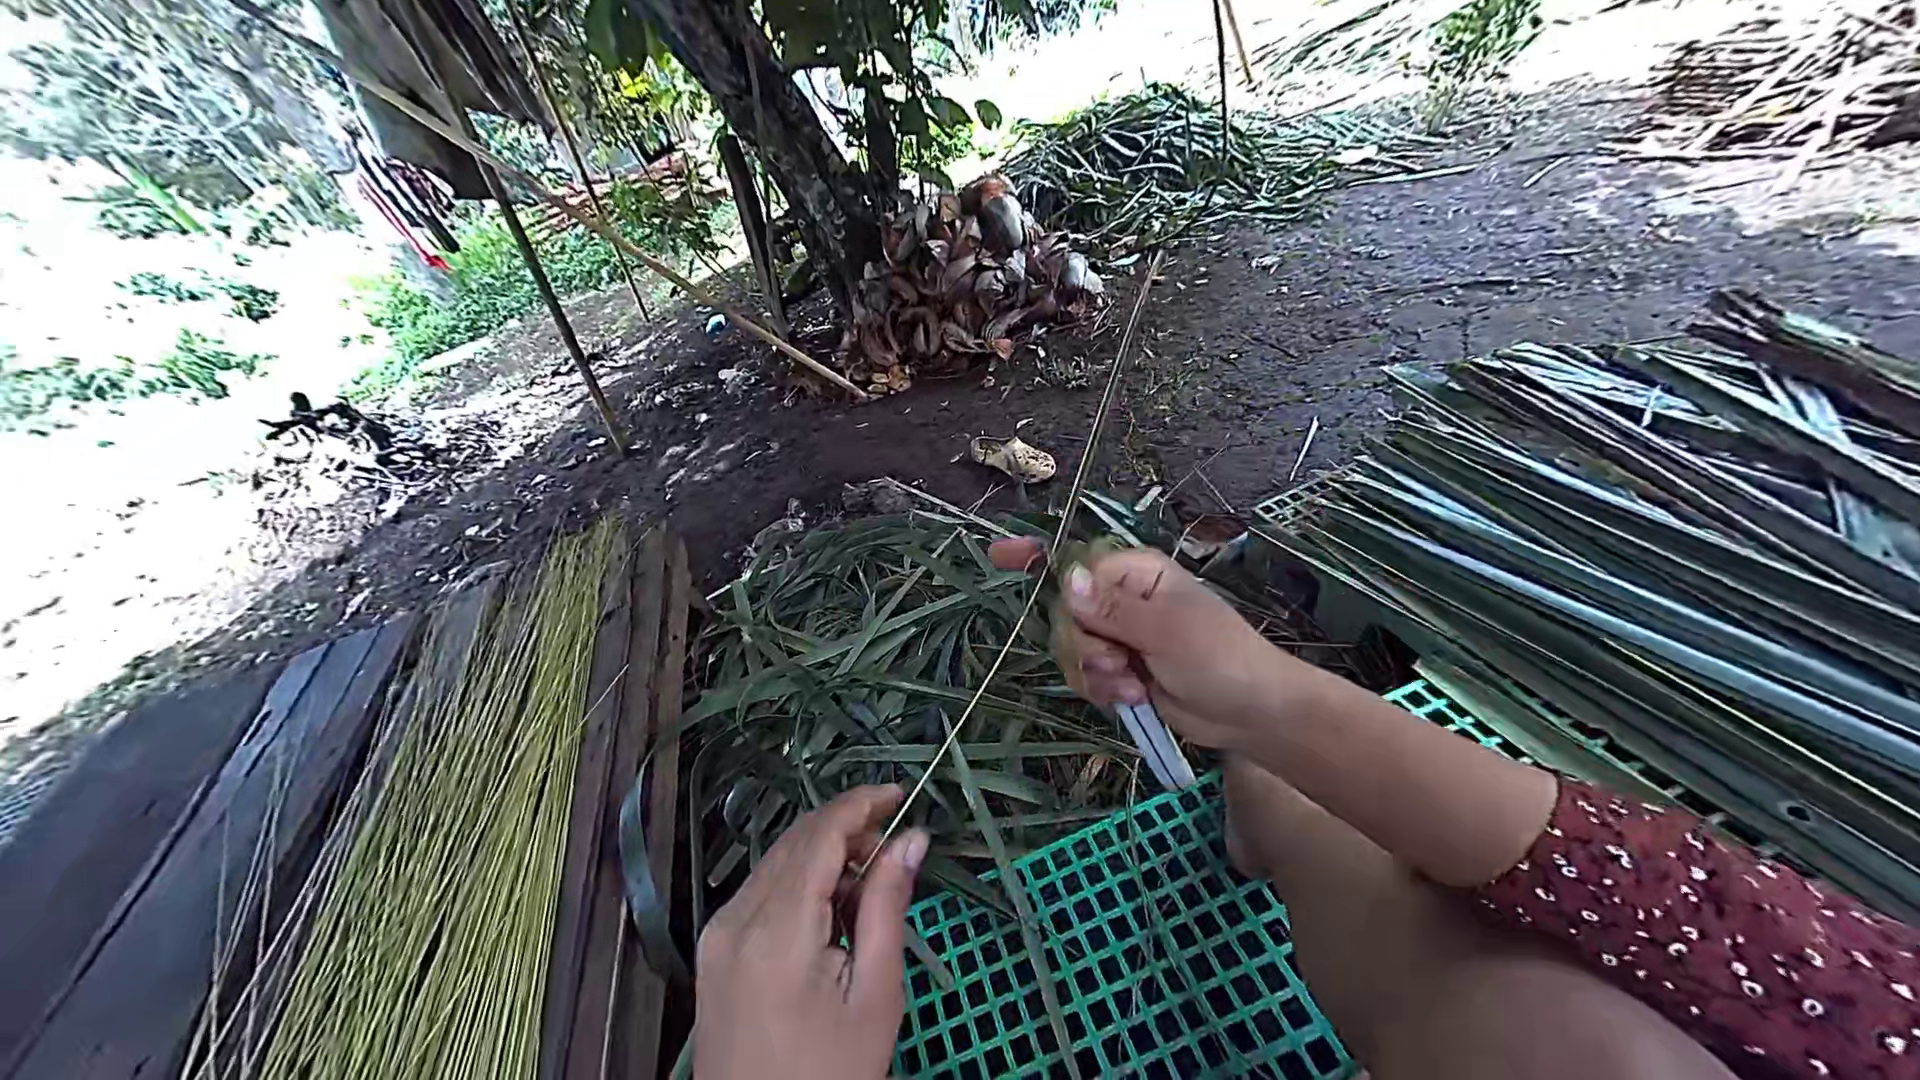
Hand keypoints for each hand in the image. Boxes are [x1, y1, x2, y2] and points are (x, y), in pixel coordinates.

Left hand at [693, 785, 928, 1079]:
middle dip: (849, 828)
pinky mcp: (715, 945)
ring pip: (781, 857)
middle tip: (892, 848)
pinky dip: (804, 878)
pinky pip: (765, 885)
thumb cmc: (830, 1075)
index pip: (819, 835)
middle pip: (798, 839)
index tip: (899, 795)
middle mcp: (736, 917)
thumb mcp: (875, 993)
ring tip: (867, 887)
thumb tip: (912, 837)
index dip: (861, 804)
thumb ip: (889, 904)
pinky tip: (831, 909)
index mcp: (775, 930)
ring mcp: (718, 930)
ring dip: (827, 852)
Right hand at [989, 537, 1281, 748]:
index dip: (1035, 559)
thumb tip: (1066, 580)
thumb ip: (1112, 608)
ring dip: (1095, 673)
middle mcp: (1119, 598)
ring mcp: (1116, 635)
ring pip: (1068, 648)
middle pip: (1063, 613)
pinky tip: (1132, 696)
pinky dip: (1102, 689)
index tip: (996, 555)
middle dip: (1083, 645)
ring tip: (1133, 684)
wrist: (1249, 714)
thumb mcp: (1167, 629)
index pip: (1073, 562)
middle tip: (1119, 661)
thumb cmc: (1220, 657)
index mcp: (1134, 573)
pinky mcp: (1116, 668)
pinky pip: (1082, 674)